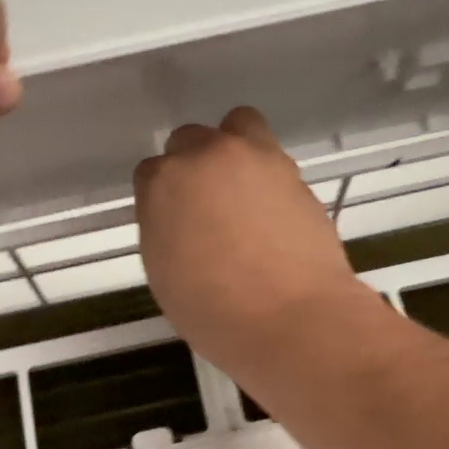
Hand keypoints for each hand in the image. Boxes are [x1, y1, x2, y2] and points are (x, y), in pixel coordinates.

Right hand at [133, 107, 372, 375]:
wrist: (294, 320)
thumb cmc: (215, 312)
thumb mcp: (165, 275)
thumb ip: (165, 231)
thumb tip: (179, 221)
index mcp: (165, 184)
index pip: (150, 173)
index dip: (161, 199)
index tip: (171, 224)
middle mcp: (209, 157)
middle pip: (190, 140)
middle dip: (193, 167)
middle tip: (204, 207)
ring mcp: (259, 160)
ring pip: (239, 128)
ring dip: (234, 151)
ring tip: (241, 194)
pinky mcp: (298, 176)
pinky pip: (274, 162)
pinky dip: (268, 181)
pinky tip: (272, 218)